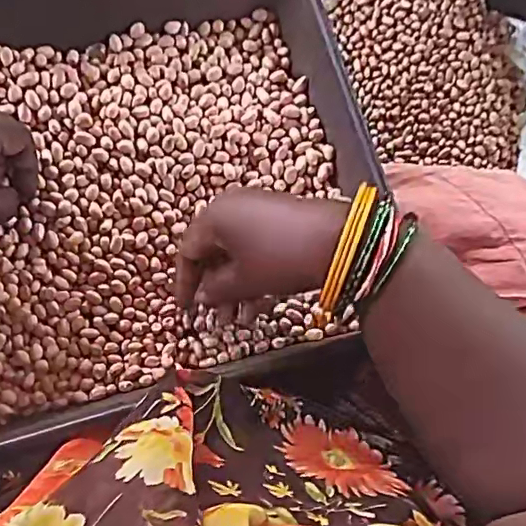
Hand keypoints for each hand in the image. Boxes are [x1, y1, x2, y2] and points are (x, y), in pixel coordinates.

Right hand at [174, 188, 348, 322]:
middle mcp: (232, 206)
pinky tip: (256, 305)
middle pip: (211, 252)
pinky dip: (250, 274)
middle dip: (212, 289)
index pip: (187, 252)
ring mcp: (257, 210)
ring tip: (236, 318)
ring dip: (232, 287)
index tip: (186, 308)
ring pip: (234, 253)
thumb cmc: (280, 259)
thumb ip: (214, 291)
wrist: (340, 241)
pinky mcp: (279, 218)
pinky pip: (254, 248)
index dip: (184, 284)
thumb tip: (203, 296)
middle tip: (214, 317)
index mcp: (214, 216)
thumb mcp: (241, 282)